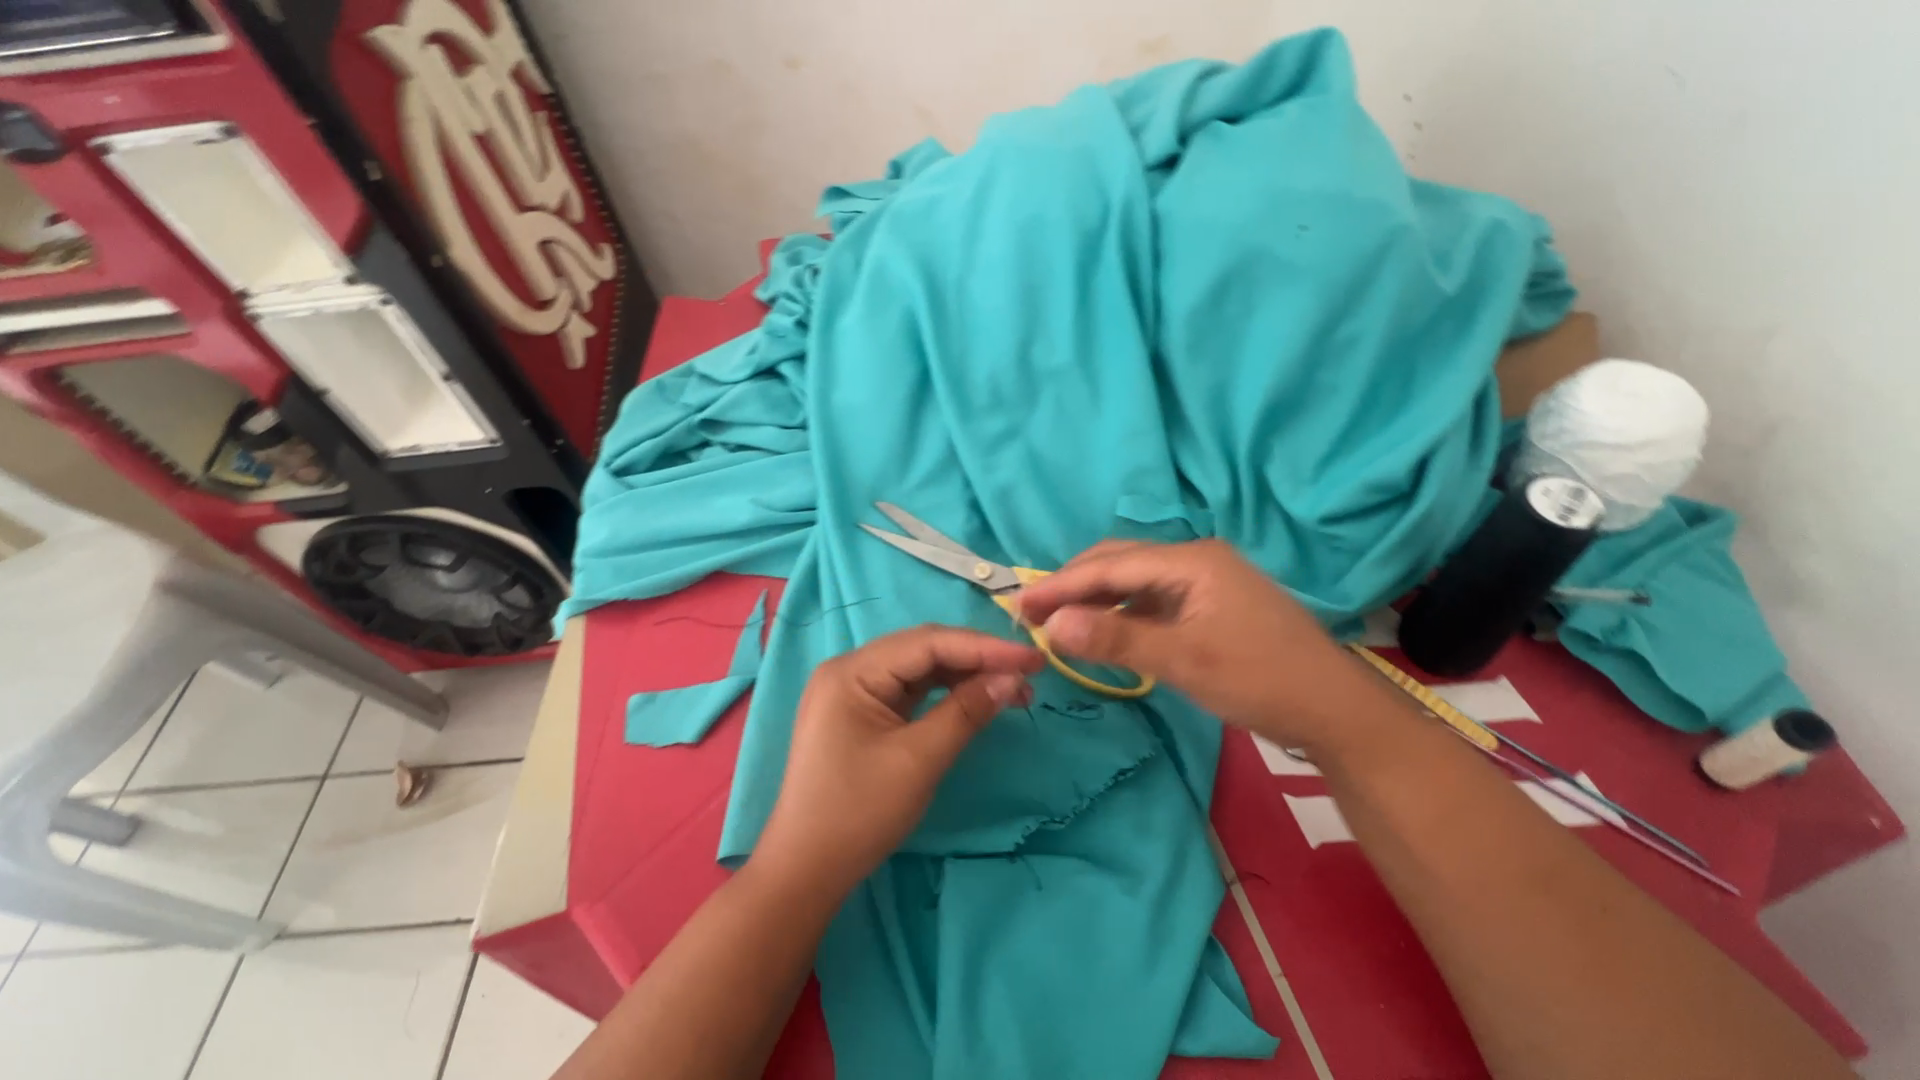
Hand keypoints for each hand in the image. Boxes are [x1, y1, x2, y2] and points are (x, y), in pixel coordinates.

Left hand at [755, 625, 1043, 893]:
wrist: (806, 870)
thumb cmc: (858, 812)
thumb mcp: (918, 760)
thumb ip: (966, 712)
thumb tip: (1012, 680)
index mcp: (852, 671)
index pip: (928, 642)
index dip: (984, 647)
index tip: (1032, 658)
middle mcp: (849, 670)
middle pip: (923, 650)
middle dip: (978, 659)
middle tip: (1029, 673)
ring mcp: (852, 693)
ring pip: (919, 670)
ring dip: (965, 676)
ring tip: (1014, 690)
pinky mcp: (861, 716)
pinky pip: (910, 692)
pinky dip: (945, 695)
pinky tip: (977, 700)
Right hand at [1018, 539, 1379, 748]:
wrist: (1333, 710)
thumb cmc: (1260, 679)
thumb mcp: (1184, 661)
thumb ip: (1117, 640)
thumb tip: (1055, 624)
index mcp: (1192, 561)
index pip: (1111, 565)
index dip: (1062, 584)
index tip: (1019, 606)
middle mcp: (1197, 561)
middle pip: (1121, 564)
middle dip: (1075, 586)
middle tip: (1032, 614)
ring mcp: (1207, 584)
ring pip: (1136, 584)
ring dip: (1097, 602)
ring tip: (1058, 624)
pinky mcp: (1212, 608)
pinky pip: (1154, 603)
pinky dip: (1123, 617)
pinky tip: (1104, 636)